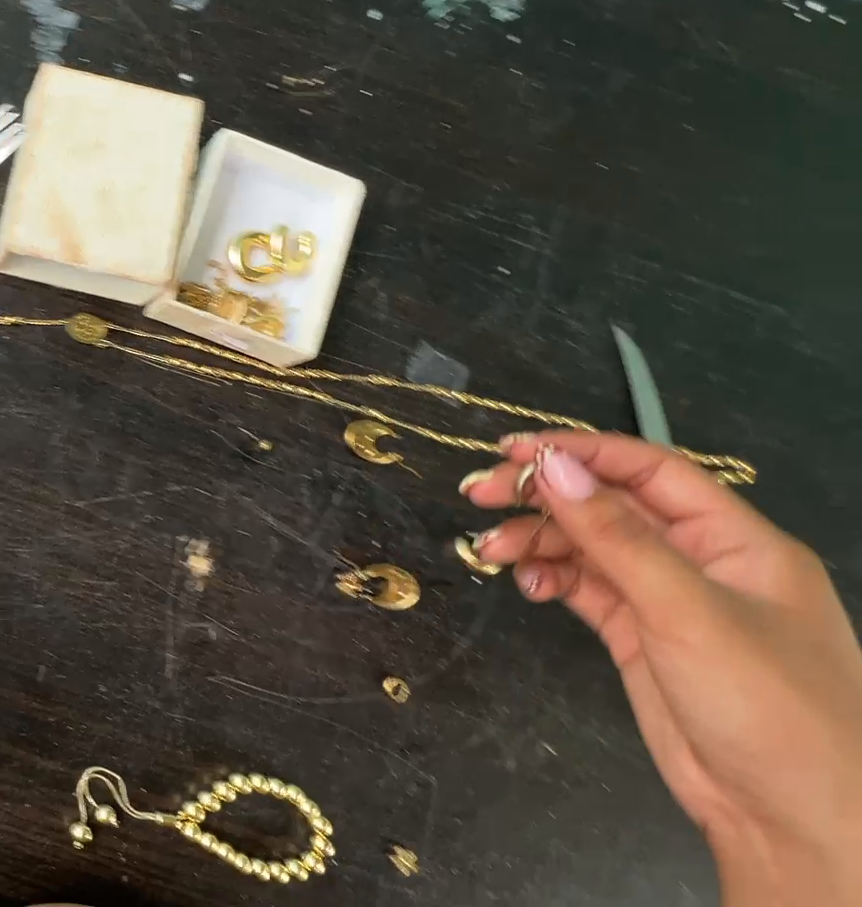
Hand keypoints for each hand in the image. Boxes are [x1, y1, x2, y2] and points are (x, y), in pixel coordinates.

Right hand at [462, 432, 861, 903]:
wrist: (794, 819)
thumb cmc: (768, 704)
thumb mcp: (687, 611)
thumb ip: (614, 536)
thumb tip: (549, 465)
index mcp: (735, 541)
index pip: (649, 471)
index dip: (581, 452)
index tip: (510, 452)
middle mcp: (698, 560)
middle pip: (606, 505)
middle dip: (542, 497)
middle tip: (476, 495)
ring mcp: (665, 598)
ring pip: (584, 545)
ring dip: (534, 541)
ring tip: (490, 554)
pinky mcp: (635, 632)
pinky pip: (580, 585)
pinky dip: (548, 578)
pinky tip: (529, 588)